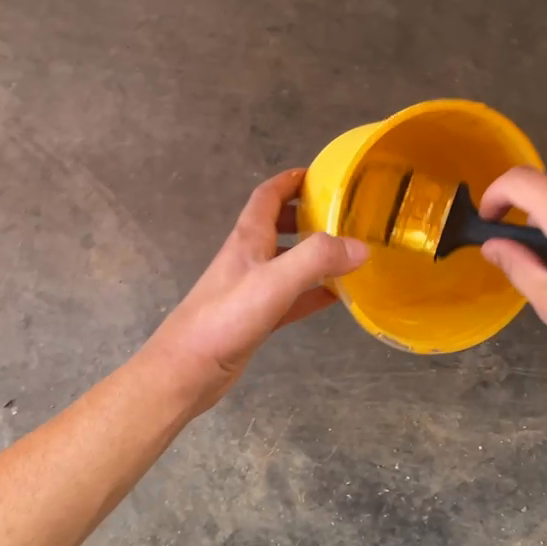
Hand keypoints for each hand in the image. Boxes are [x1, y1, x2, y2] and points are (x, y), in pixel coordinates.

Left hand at [137, 168, 367, 413]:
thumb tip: (361, 247)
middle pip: (278, 225)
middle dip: (306, 214)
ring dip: (312, 254)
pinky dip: (312, 293)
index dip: (291, 180)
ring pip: (286, 261)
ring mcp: (250, 290)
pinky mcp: (254, 319)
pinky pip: (290, 298)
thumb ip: (316, 260)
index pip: (268, 196)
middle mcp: (248, 258)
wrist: (186, 371)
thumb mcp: (273, 282)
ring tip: (346, 252)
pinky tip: (335, 297)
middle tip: (342, 215)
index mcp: (247, 239)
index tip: (321, 174)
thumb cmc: (224, 319)